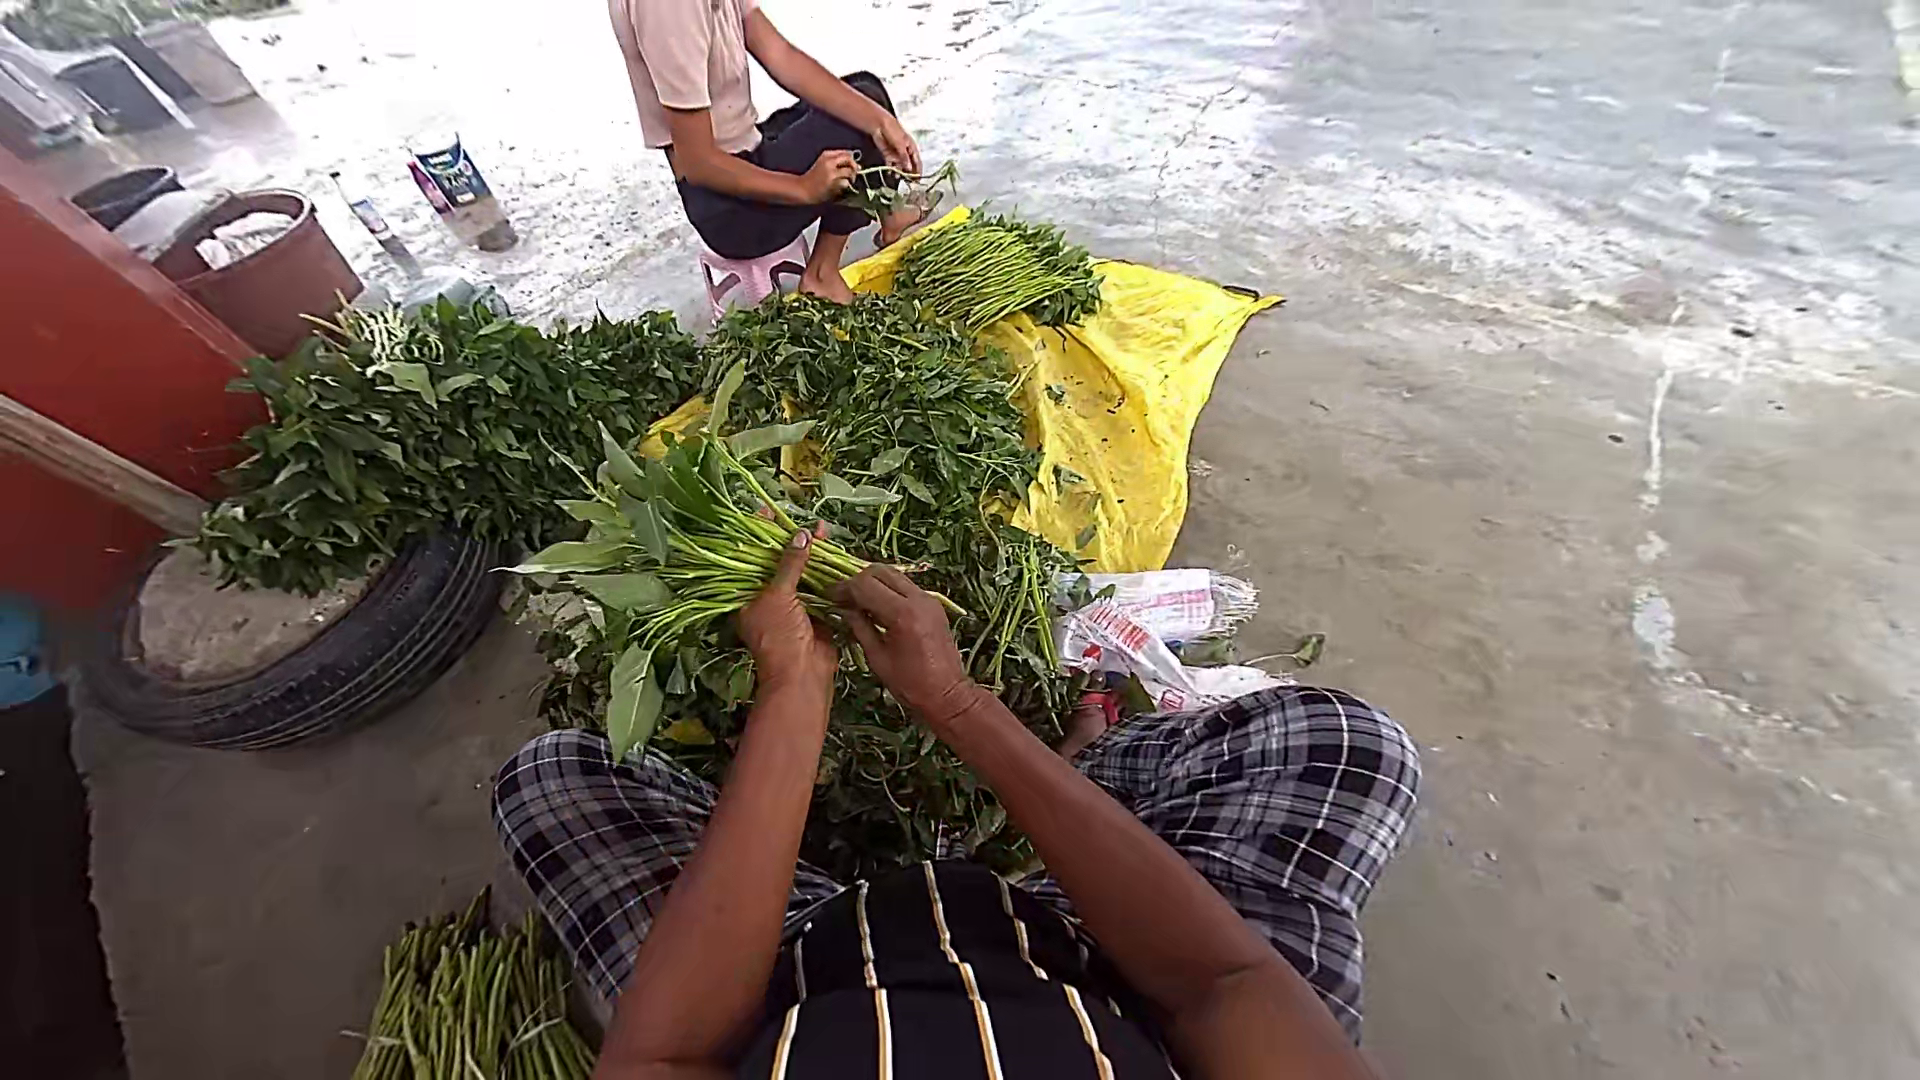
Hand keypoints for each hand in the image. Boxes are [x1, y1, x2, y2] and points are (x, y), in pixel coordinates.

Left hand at [738, 524, 836, 698]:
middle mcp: (771, 597)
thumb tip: (800, 535)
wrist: (803, 673)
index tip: (768, 511)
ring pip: (803, 571)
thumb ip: (789, 564)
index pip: (752, 556)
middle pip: (781, 561)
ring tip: (824, 530)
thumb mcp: (778, 596)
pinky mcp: (817, 610)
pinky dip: (829, 571)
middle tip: (803, 520)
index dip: (759, 534)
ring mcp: (795, 603)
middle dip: (792, 540)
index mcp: (749, 594)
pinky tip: (837, 554)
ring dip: (813, 553)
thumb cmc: (779, 637)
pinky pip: (822, 585)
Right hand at [796, 149, 858, 203]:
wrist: (804, 189)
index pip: (845, 153)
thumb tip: (856, 165)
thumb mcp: (823, 164)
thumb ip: (837, 161)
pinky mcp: (833, 184)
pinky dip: (845, 187)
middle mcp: (829, 161)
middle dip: (854, 168)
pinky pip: (845, 183)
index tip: (852, 166)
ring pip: (849, 172)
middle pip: (849, 160)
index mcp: (827, 154)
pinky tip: (839, 188)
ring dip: (851, 179)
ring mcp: (832, 173)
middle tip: (852, 175)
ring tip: (846, 183)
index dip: (852, 160)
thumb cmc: (814, 177)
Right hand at [832, 565, 975, 728]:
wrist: (947, 693)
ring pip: (894, 575)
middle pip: (880, 571)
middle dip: (857, 581)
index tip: (830, 596)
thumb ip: (859, 627)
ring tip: (858, 601)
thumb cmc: (910, 684)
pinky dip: (888, 590)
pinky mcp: (933, 604)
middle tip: (843, 597)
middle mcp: (918, 599)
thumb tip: (843, 609)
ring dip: (873, 583)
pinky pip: (905, 586)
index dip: (843, 588)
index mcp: (902, 614)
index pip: (865, 585)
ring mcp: (928, 599)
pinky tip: (877, 607)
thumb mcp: (877, 658)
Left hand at [872, 116, 921, 175]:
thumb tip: (909, 169)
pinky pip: (891, 165)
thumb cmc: (893, 131)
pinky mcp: (889, 155)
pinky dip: (891, 169)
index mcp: (911, 148)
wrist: (879, 124)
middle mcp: (905, 152)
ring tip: (897, 176)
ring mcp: (897, 154)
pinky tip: (890, 173)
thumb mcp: (901, 144)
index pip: (917, 161)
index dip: (918, 171)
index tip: (918, 180)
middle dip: (908, 173)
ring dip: (899, 172)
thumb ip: (905, 157)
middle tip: (908, 182)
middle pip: (909, 165)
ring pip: (900, 166)